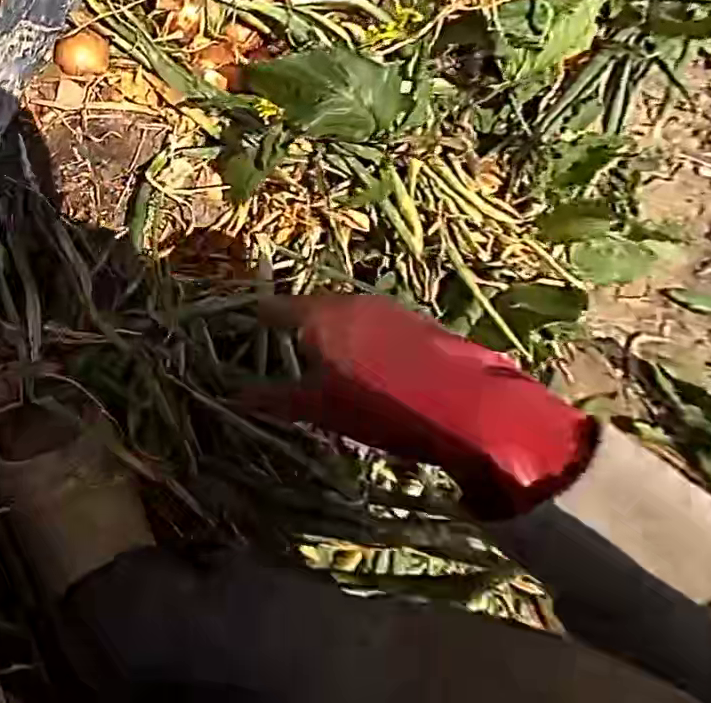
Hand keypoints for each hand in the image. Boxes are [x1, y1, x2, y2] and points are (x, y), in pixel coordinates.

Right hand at [245, 294, 593, 517]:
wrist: (476, 410)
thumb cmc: (382, 406)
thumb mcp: (321, 408)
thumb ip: (274, 399)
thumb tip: (233, 396)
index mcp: (317, 314)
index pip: (272, 308)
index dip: (259, 322)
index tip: (251, 337)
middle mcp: (347, 300)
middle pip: (308, 307)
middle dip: (297, 327)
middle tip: (292, 355)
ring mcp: (386, 306)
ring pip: (344, 313)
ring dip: (334, 332)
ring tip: (335, 365)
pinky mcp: (418, 319)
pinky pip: (376, 322)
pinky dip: (365, 338)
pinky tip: (377, 368)